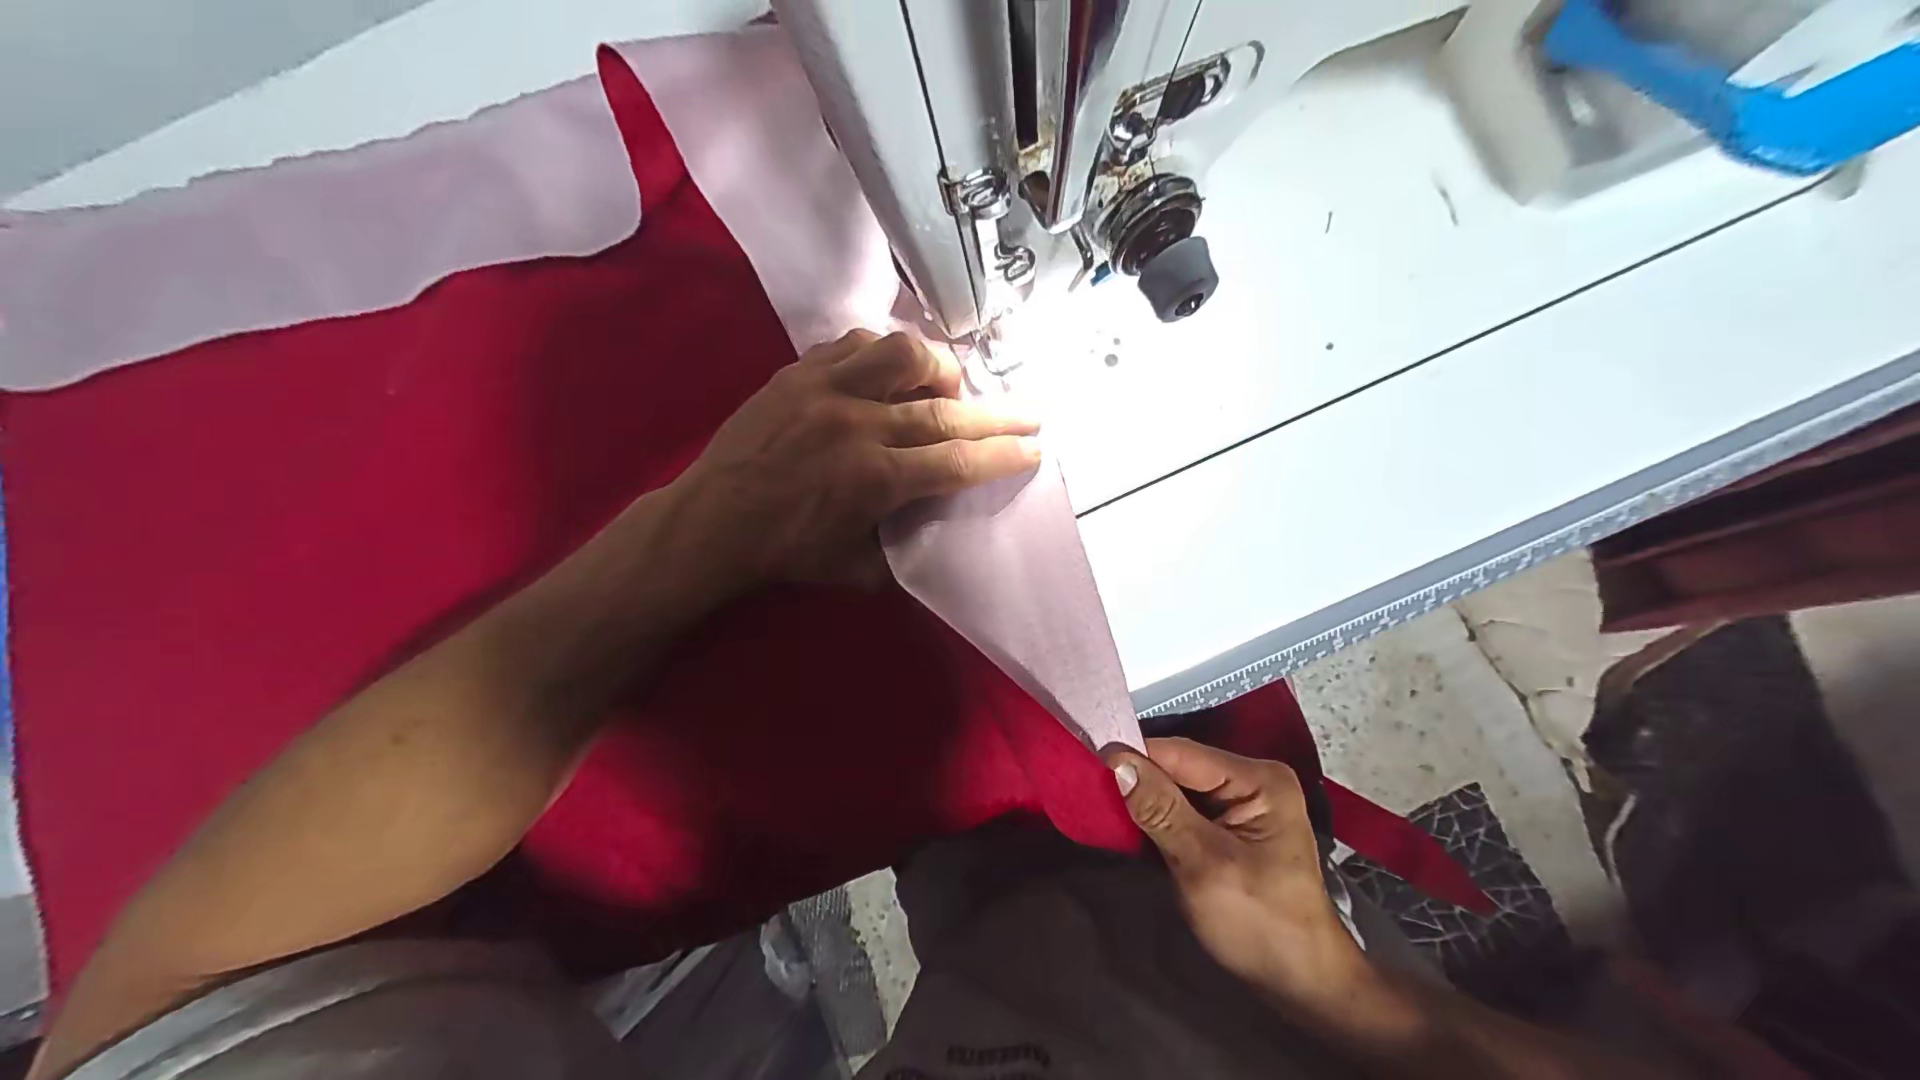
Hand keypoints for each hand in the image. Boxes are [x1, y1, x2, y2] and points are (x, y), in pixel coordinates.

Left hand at [671, 329, 1040, 586]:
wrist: (713, 520)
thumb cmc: (785, 552)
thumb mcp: (855, 569)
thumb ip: (903, 549)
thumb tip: (936, 524)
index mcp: (873, 480)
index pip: (957, 463)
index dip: (1002, 456)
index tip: (1033, 448)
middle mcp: (857, 426)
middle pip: (945, 410)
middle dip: (997, 415)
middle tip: (1028, 414)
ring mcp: (825, 390)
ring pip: (903, 355)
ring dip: (940, 368)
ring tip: (949, 385)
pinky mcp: (799, 372)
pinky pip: (856, 345)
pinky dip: (886, 355)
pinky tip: (890, 372)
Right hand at [1102, 738, 1373, 1012]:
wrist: (1301, 985)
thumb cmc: (1260, 925)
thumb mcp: (1204, 866)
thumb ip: (1160, 810)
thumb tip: (1117, 762)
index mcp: (1259, 780)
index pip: (1181, 754)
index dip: (1133, 757)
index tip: (1085, 762)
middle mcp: (1251, 779)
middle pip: (1177, 765)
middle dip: (1135, 777)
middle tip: (1086, 784)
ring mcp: (1241, 800)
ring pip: (1175, 784)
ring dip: (1142, 795)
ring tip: (1098, 798)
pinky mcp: (1228, 822)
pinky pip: (1182, 804)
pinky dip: (1155, 812)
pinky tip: (1127, 818)